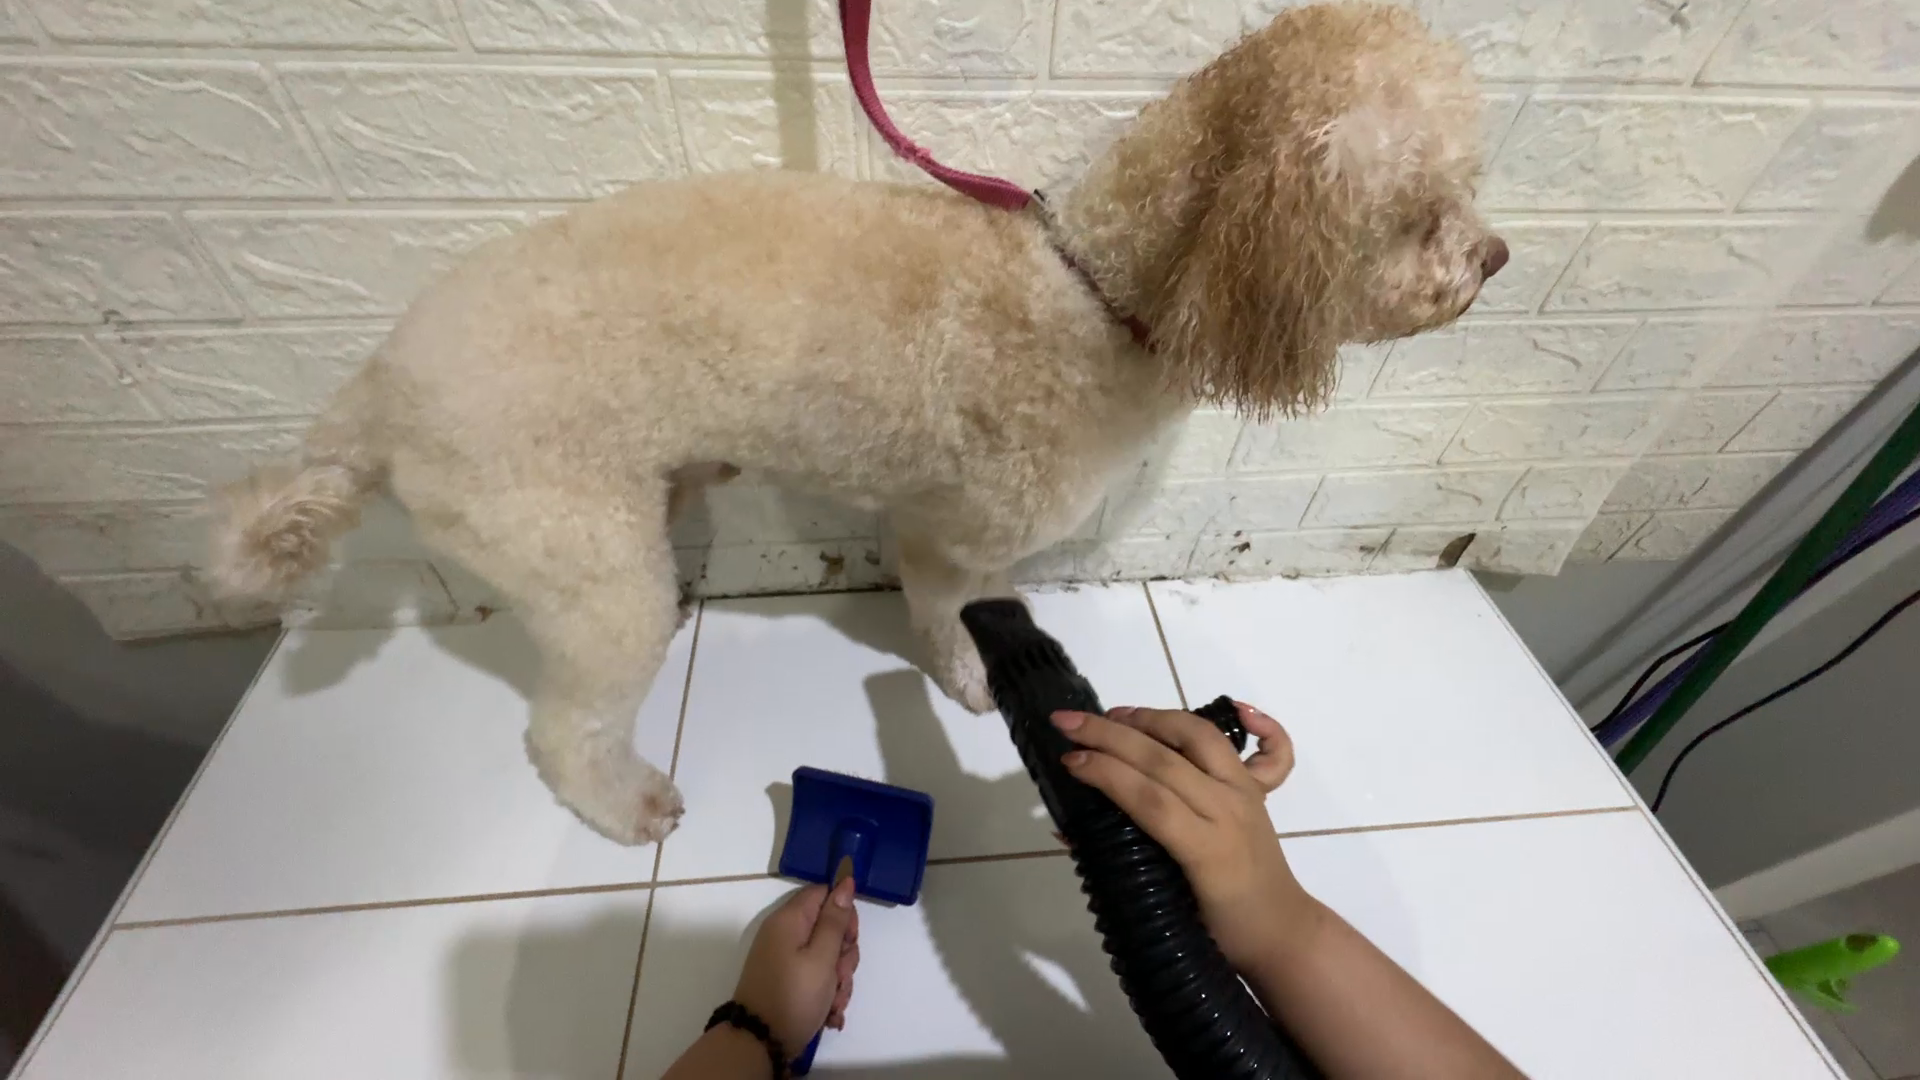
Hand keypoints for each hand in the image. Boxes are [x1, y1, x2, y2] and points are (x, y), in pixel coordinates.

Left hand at [733, 876, 860, 1052]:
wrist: (757, 1046)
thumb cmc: (793, 996)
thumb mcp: (822, 957)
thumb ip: (835, 920)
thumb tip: (845, 882)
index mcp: (791, 919)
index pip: (824, 893)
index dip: (844, 912)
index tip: (851, 939)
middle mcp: (785, 933)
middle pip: (828, 927)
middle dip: (843, 954)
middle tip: (841, 976)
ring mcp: (784, 958)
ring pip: (825, 955)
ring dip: (837, 979)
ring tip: (835, 1004)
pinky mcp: (786, 980)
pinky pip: (813, 975)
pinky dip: (825, 991)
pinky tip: (829, 1013)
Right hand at [1051, 702, 1314, 974]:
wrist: (1282, 935)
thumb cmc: (1219, 930)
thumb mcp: (1161, 906)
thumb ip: (1116, 863)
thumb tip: (1066, 828)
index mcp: (1206, 850)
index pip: (1149, 798)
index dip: (1106, 773)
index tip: (1068, 759)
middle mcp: (1229, 811)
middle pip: (1165, 759)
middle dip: (1110, 735)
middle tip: (1068, 721)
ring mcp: (1247, 794)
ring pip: (1201, 738)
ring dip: (1154, 718)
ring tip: (1115, 714)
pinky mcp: (1260, 790)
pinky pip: (1272, 752)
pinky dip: (1262, 725)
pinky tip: (1238, 707)